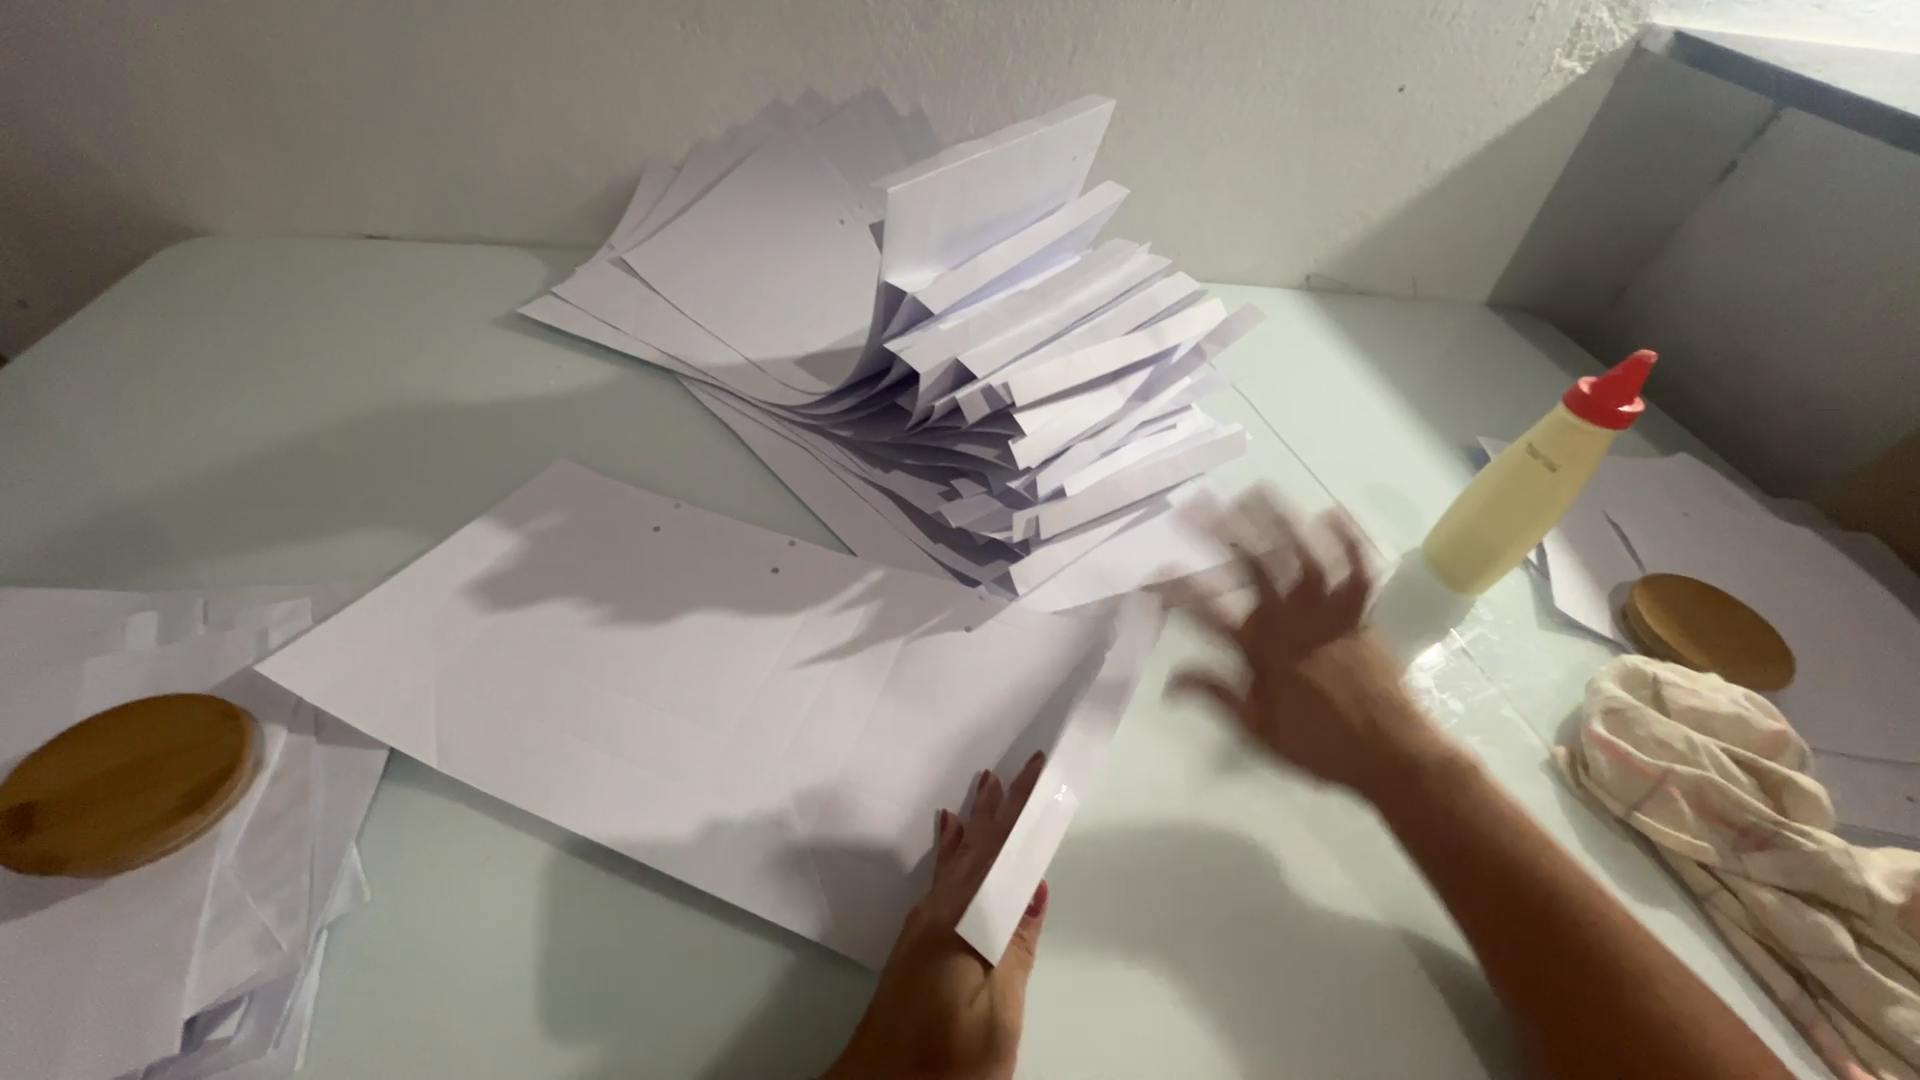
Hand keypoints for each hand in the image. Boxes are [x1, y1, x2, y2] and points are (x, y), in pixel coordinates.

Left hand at [823, 753, 1050, 1079]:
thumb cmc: (945, 1062)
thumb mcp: (997, 1015)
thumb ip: (1015, 948)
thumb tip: (1034, 888)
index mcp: (964, 923)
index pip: (1002, 854)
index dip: (1020, 812)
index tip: (1036, 773)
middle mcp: (940, 912)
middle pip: (978, 848)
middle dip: (1000, 806)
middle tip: (1016, 766)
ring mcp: (924, 925)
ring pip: (957, 857)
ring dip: (975, 820)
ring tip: (984, 785)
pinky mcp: (917, 941)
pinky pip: (940, 876)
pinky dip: (949, 848)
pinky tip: (948, 834)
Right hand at [1168, 498, 1459, 799]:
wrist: (1393, 757)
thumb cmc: (1319, 747)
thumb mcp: (1256, 730)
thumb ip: (1214, 696)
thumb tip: (1169, 681)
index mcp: (1260, 652)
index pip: (1206, 615)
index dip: (1177, 594)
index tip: (1151, 578)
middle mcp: (1291, 623)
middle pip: (1253, 568)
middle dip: (1222, 535)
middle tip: (1198, 509)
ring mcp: (1328, 615)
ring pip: (1300, 557)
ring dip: (1277, 522)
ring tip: (1254, 492)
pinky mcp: (1361, 615)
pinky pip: (1358, 572)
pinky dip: (1347, 541)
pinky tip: (1331, 512)